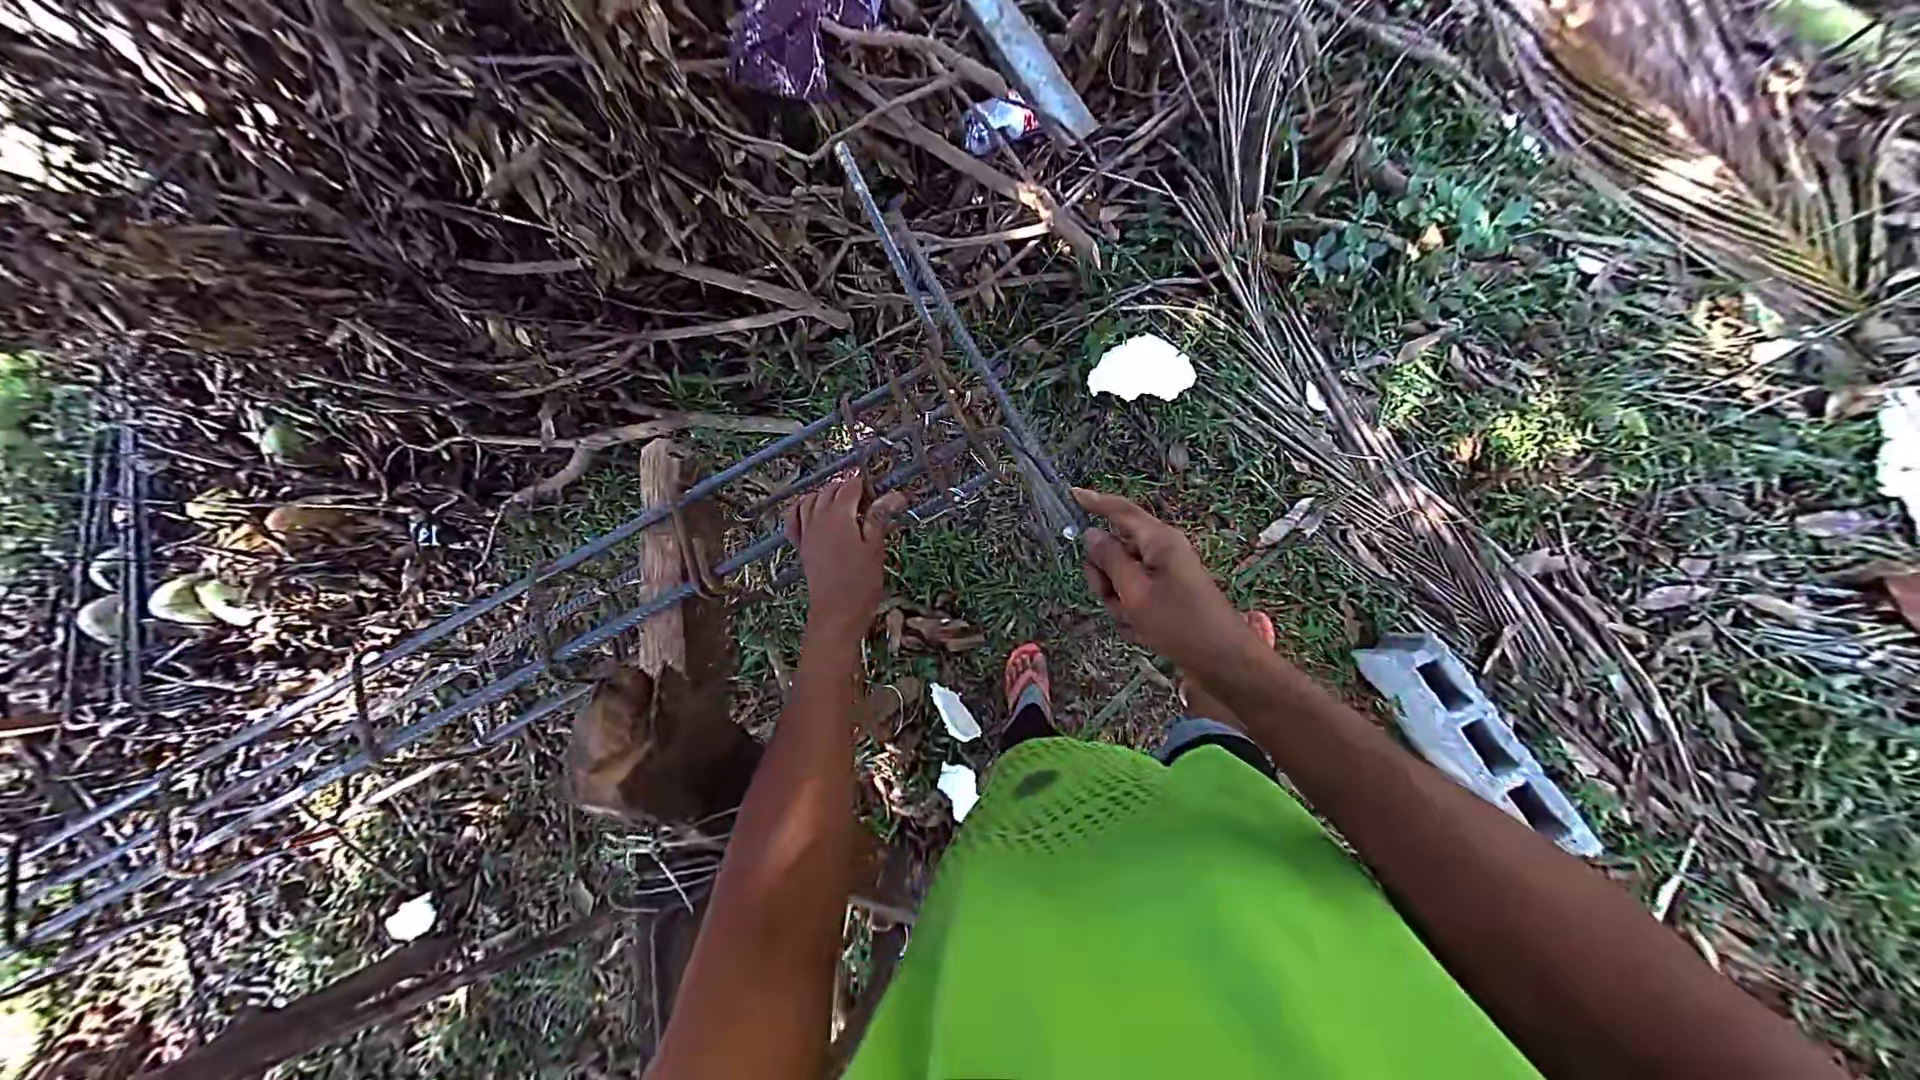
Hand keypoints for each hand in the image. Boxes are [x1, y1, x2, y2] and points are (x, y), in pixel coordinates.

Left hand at [785, 476, 906, 642]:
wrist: (837, 611)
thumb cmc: (862, 581)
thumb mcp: (875, 547)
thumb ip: (879, 517)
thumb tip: (894, 494)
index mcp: (839, 515)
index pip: (850, 487)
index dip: (863, 483)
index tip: (876, 486)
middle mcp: (818, 518)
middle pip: (829, 491)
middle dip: (846, 486)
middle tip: (865, 495)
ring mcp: (806, 531)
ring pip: (810, 500)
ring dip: (825, 494)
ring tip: (842, 499)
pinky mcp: (801, 545)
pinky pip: (795, 518)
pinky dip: (802, 508)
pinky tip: (810, 510)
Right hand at [1073, 487, 1262, 679]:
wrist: (1222, 661)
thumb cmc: (1180, 623)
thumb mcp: (1135, 592)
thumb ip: (1109, 560)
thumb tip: (1091, 534)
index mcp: (1159, 541)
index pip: (1121, 511)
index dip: (1095, 502)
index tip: (1073, 494)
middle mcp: (1162, 551)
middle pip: (1115, 550)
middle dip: (1105, 576)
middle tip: (1112, 597)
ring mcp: (1164, 574)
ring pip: (1120, 578)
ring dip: (1117, 600)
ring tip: (1134, 620)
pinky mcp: (1166, 595)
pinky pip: (1134, 597)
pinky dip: (1131, 613)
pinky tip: (1142, 631)